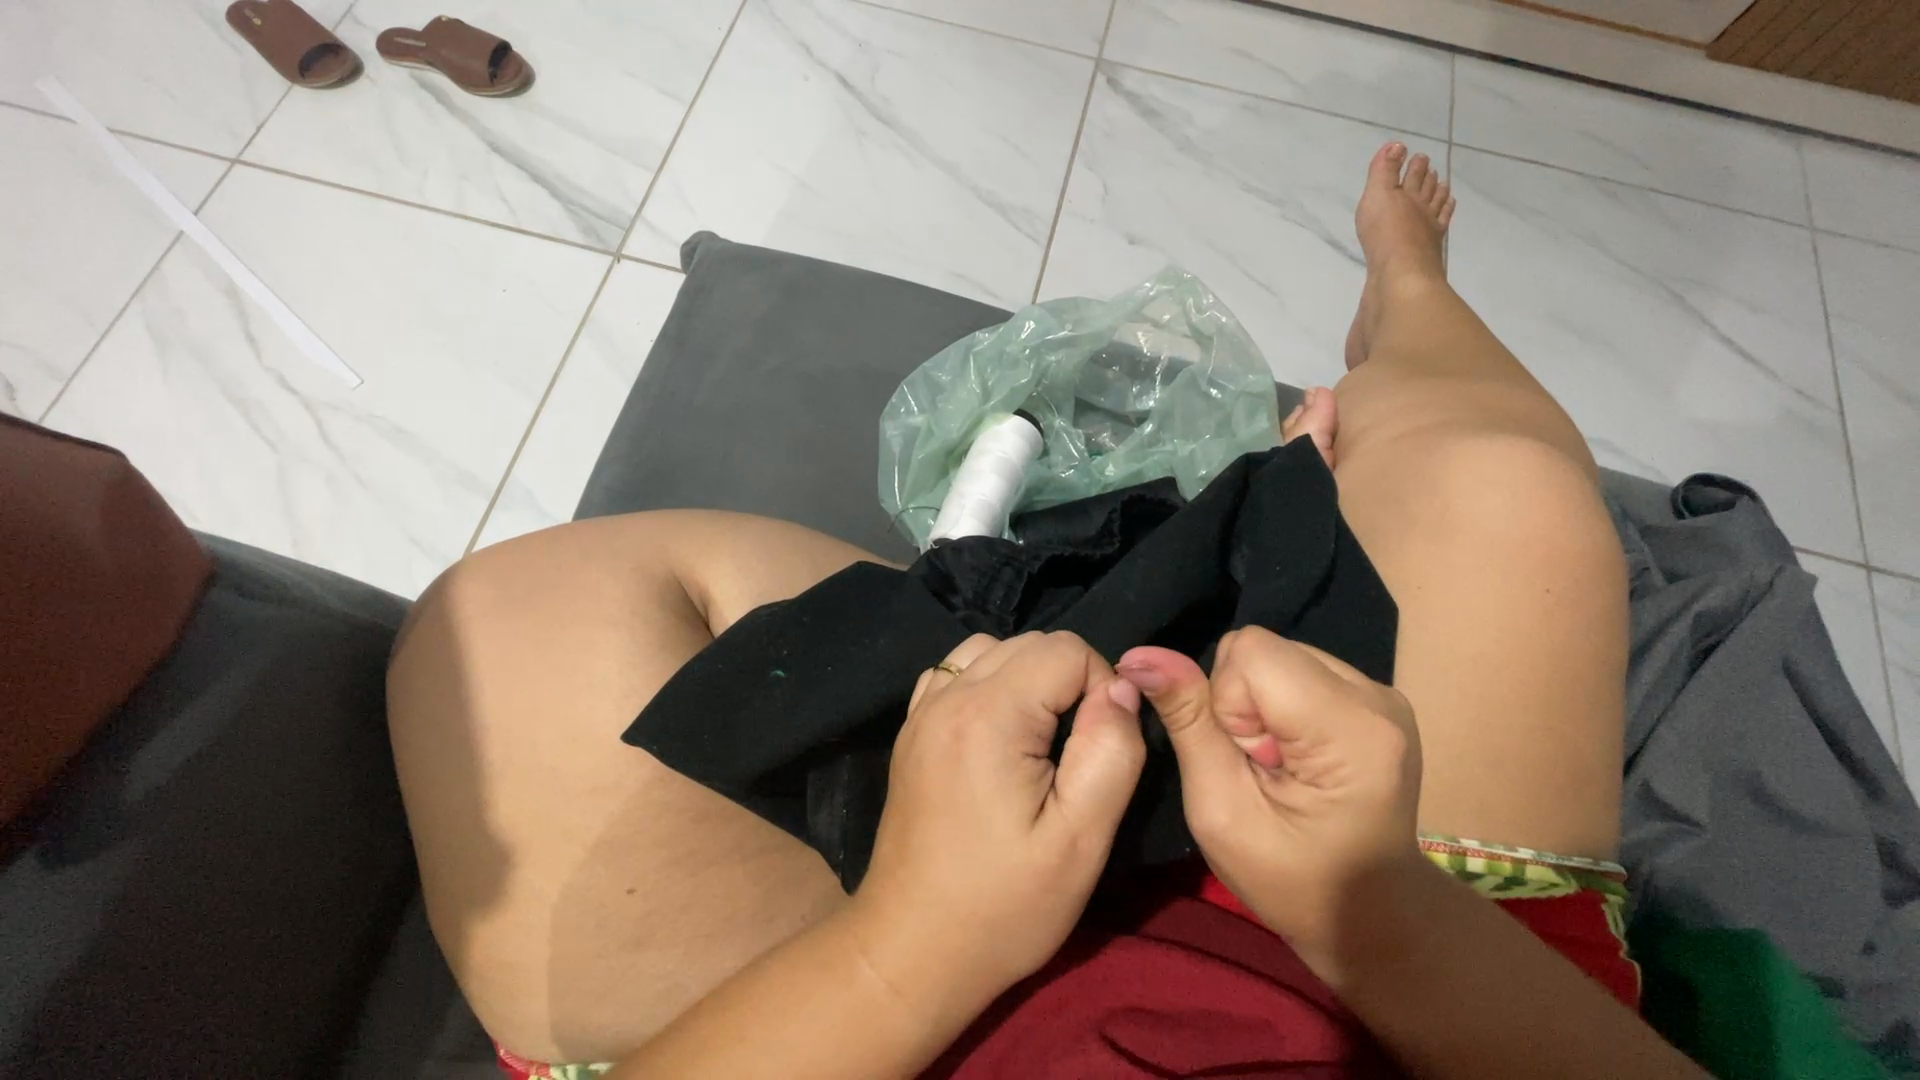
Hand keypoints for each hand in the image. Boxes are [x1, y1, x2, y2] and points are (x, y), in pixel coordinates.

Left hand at [849, 631, 1146, 1013]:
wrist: (913, 948)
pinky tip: (997, 735)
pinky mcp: (910, 732)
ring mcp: (921, 712)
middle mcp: (947, 697)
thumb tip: (1122, 687)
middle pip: (1029, 643)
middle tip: (1076, 750)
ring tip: (1040, 740)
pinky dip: (986, 685)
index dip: (1101, 687)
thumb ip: (1111, 750)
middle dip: (1068, 680)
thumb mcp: (1080, 839)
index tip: (1100, 746)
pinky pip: (954, 674)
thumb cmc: (1004, 905)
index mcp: (989, 715)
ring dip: (1028, 678)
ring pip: (990, 650)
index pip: (1066, 649)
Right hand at [1117, 627, 1424, 976]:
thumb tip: (1140, 655)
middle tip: (1259, 767)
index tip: (1244, 759)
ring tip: (1278, 766)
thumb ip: (1186, 721)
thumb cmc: (1291, 880)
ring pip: (1277, 654)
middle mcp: (1374, 694)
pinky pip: (1296, 668)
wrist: (1371, 915)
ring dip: (1258, 703)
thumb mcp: (1219, 808)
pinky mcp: (1376, 697)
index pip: (1250, 651)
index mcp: (1349, 727)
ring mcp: (1381, 692)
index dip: (1225, 700)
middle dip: (1240, 701)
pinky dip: (1280, 704)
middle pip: (1263, 648)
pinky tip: (1296, 755)